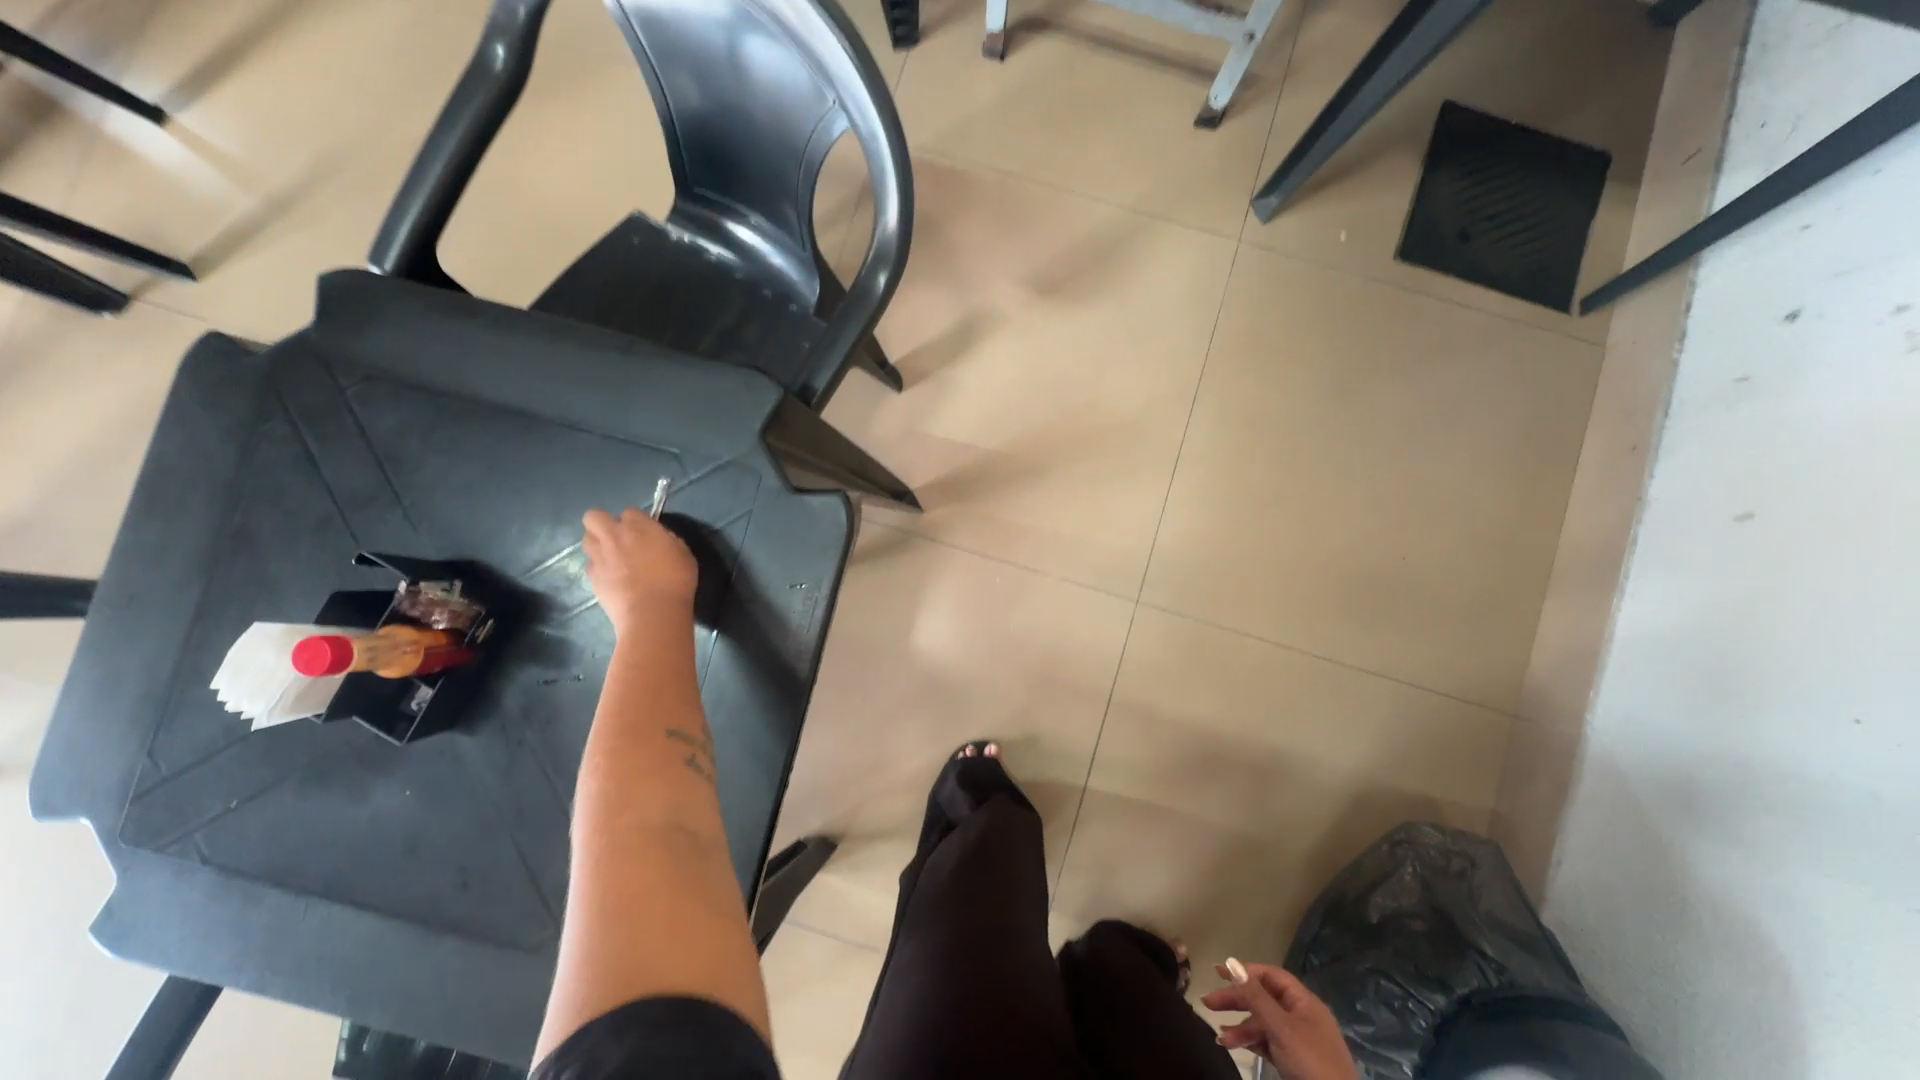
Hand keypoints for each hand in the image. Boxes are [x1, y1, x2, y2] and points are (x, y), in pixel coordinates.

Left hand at [582, 507, 697, 636]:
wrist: (652, 612)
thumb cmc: (675, 580)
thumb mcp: (683, 554)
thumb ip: (668, 540)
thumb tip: (660, 539)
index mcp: (638, 526)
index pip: (629, 511)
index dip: (635, 522)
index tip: (644, 533)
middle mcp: (613, 536)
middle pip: (593, 516)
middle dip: (602, 523)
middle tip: (617, 538)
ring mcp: (599, 556)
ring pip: (587, 539)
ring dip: (597, 544)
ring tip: (611, 557)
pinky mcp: (592, 577)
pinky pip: (590, 564)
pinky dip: (598, 568)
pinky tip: (612, 579)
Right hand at [1201, 960, 1357, 1079]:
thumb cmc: (1310, 1061)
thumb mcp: (1281, 1027)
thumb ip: (1257, 997)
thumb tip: (1234, 966)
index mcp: (1303, 1002)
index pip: (1271, 976)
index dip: (1246, 971)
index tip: (1218, 973)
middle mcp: (1300, 1016)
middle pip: (1263, 999)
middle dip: (1236, 1000)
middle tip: (1208, 1003)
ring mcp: (1297, 1039)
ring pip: (1263, 1023)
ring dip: (1240, 1027)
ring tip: (1221, 1038)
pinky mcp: (1292, 1059)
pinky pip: (1267, 1042)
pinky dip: (1250, 1042)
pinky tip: (1232, 1045)